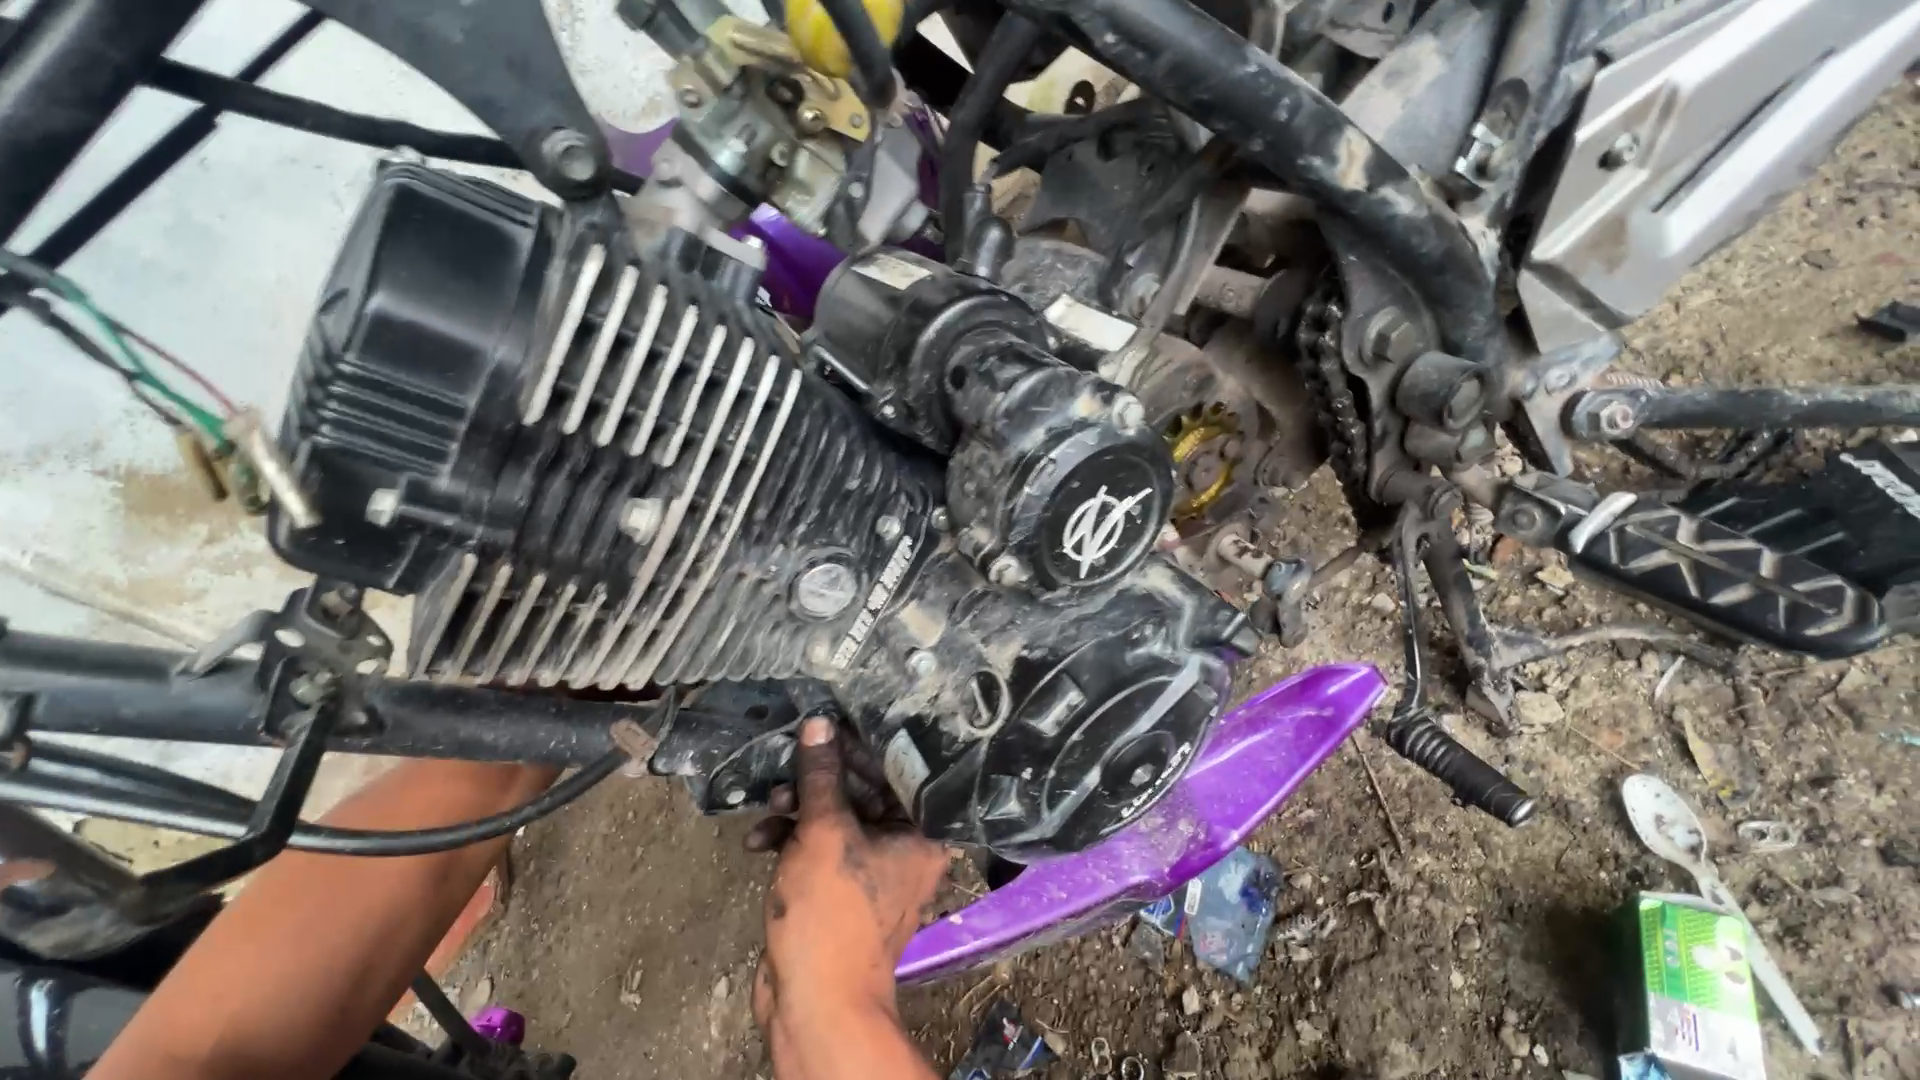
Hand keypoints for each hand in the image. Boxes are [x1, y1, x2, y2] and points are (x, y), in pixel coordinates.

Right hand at [749, 716, 947, 1074]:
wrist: (815, 1004)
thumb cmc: (832, 911)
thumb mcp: (824, 833)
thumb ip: (821, 775)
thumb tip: (819, 723)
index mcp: (922, 832)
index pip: (897, 770)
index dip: (861, 745)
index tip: (828, 724)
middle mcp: (904, 847)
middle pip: (863, 793)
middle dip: (819, 782)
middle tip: (789, 766)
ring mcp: (870, 871)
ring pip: (836, 821)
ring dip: (799, 810)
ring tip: (770, 806)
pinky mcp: (839, 890)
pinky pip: (819, 850)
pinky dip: (792, 842)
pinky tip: (759, 843)